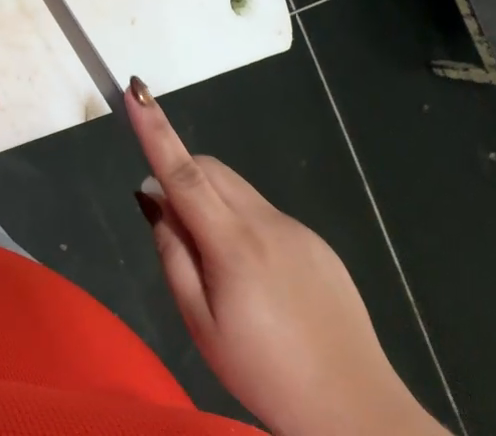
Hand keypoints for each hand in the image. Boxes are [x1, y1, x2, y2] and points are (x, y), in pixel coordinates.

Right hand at [126, 78, 448, 435]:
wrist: (358, 412)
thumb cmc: (262, 371)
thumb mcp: (198, 320)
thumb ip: (172, 252)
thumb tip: (154, 199)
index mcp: (234, 245)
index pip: (183, 172)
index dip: (156, 129)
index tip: (137, 91)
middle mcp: (269, 225)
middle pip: (211, 170)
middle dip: (181, 175)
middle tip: (170, 229)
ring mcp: (300, 234)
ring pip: (237, 192)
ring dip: (211, 203)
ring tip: (216, 268)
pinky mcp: (320, 248)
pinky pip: (265, 216)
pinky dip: (240, 225)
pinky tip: (254, 282)